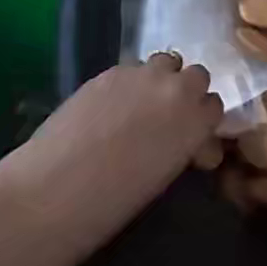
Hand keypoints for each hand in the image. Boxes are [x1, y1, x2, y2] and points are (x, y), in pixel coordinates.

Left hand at [0, 54, 221, 253]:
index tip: (190, 135)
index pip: (214, 105)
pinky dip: (130, 83)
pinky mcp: (110, 71)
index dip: (202, 119)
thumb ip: (185, 146)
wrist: (52, 191)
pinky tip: (111, 106)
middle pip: (197, 75)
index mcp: (197, 120)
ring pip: (166, 63)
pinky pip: (132, 69)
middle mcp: (178, 89)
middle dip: (187, 92)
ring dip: (161, 79)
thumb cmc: (113, 203)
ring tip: (141, 104)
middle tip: (167, 116)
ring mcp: (143, 75)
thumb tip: (189, 144)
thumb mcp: (166, 175)